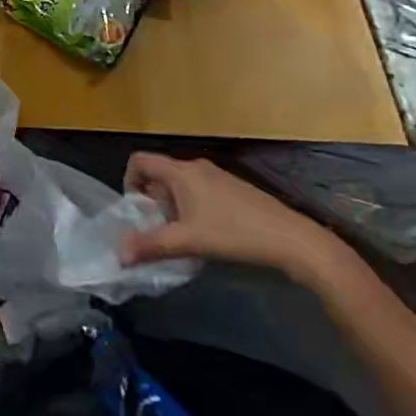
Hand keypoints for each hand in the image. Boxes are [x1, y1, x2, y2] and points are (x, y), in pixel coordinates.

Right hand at [119, 153, 346, 282]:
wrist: (296, 241)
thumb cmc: (236, 233)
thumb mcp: (189, 242)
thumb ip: (151, 246)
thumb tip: (118, 255)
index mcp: (181, 171)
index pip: (139, 161)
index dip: (129, 180)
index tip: (137, 208)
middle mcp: (197, 167)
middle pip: (159, 173)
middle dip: (152, 198)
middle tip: (159, 225)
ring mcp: (219, 177)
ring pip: (180, 183)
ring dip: (173, 204)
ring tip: (183, 232)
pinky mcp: (235, 190)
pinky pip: (200, 190)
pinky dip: (193, 207)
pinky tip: (210, 233)